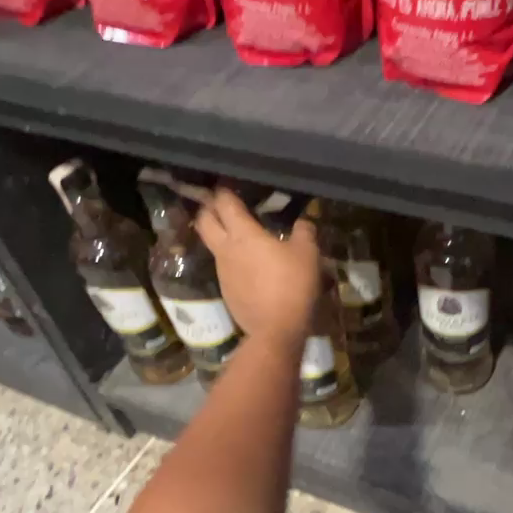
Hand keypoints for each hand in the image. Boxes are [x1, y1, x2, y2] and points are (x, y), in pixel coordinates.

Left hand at [195, 188, 319, 347]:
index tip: (228, 183)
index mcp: (243, 234)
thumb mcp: (307, 254)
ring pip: (212, 245)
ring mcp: (222, 272)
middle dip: (209, 209)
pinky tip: (248, 265)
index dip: (224, 190)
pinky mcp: (226, 291)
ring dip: (219, 235)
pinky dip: (232, 260)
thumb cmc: (292, 285)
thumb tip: (303, 222)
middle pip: (205, 221)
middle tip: (220, 204)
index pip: (225, 203)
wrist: (276, 329)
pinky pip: (224, 267)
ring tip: (237, 234)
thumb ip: (304, 232)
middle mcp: (225, 249)